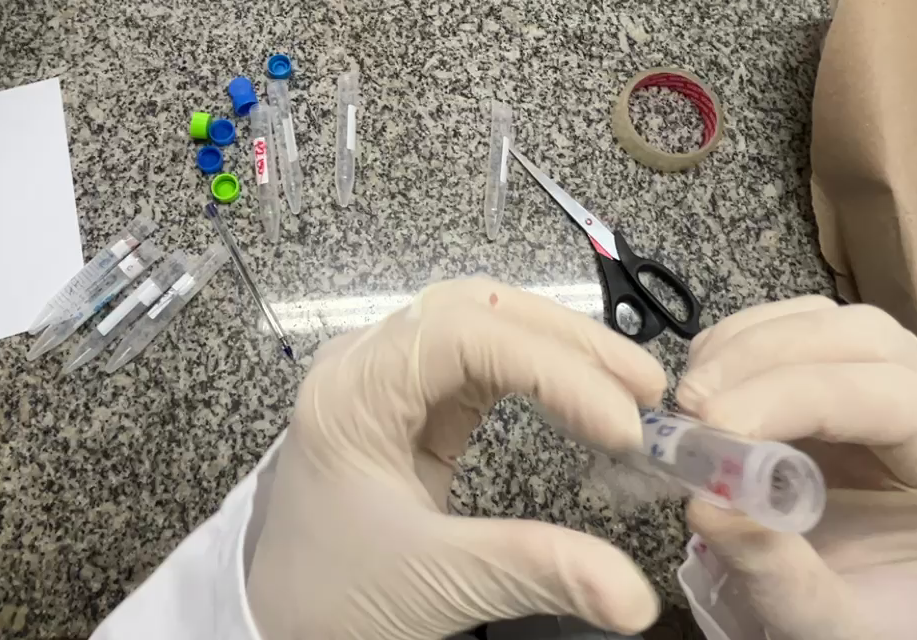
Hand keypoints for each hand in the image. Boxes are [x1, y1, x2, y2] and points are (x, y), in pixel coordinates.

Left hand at [247, 277, 666, 639]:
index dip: (550, 366)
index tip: (620, 422)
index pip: (461, 335)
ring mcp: (387, 372)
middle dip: (562, 339)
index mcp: (353, 389)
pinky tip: (574, 395)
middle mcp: (367, 360)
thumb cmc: (330, 595)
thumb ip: (531, 570)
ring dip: (554, 346)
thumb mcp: (428, 580)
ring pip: (480, 322)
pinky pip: (476, 361)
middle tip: (641, 384)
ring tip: (623, 382)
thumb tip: (634, 594)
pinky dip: (532, 372)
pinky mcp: (409, 397)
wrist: (275, 615)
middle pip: (474, 308)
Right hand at [677, 296, 916, 639]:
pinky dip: (732, 344)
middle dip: (769, 356)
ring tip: (690, 398)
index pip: (902, 403)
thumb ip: (776, 573)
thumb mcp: (829, 635)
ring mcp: (891, 390)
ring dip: (744, 344)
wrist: (865, 636)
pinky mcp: (833, 379)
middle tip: (695, 404)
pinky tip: (703, 385)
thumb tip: (705, 502)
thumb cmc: (867, 639)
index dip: (801, 397)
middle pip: (869, 338)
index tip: (717, 427)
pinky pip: (786, 326)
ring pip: (825, 318)